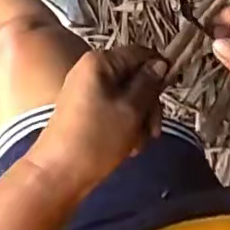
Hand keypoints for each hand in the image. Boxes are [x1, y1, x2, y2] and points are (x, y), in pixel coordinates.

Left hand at [26, 45, 165, 197]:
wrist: (56, 176)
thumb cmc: (96, 139)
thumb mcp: (130, 110)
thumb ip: (148, 84)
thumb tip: (160, 64)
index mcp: (99, 61)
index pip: (139, 53)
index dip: (159, 68)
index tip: (173, 90)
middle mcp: (90, 69)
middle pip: (134, 76)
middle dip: (148, 103)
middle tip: (154, 131)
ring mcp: (85, 89)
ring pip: (126, 96)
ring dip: (138, 118)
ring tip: (138, 145)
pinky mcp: (83, 110)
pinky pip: (113, 109)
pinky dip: (124, 125)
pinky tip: (128, 147)